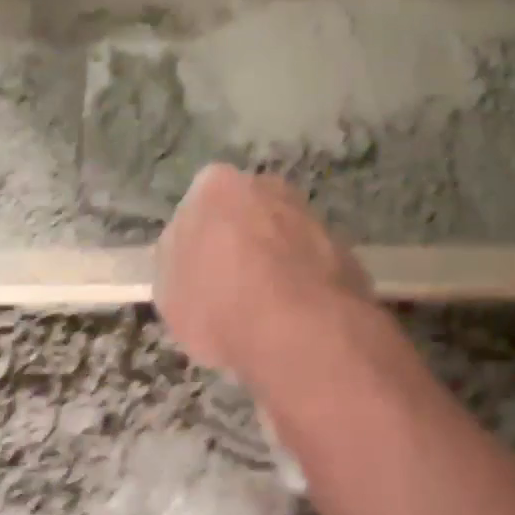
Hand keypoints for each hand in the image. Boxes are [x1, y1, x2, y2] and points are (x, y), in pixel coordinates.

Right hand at [154, 164, 372, 372]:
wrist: (299, 330)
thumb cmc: (218, 302)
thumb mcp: (168, 290)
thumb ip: (174, 261)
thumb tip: (184, 255)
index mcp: (216, 184)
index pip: (200, 206)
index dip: (198, 244)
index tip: (198, 277)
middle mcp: (267, 186)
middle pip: (247, 215)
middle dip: (242, 245)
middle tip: (232, 291)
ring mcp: (310, 216)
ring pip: (284, 240)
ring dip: (277, 266)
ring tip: (266, 315)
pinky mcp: (347, 251)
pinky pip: (313, 268)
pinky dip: (306, 289)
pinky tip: (297, 323)